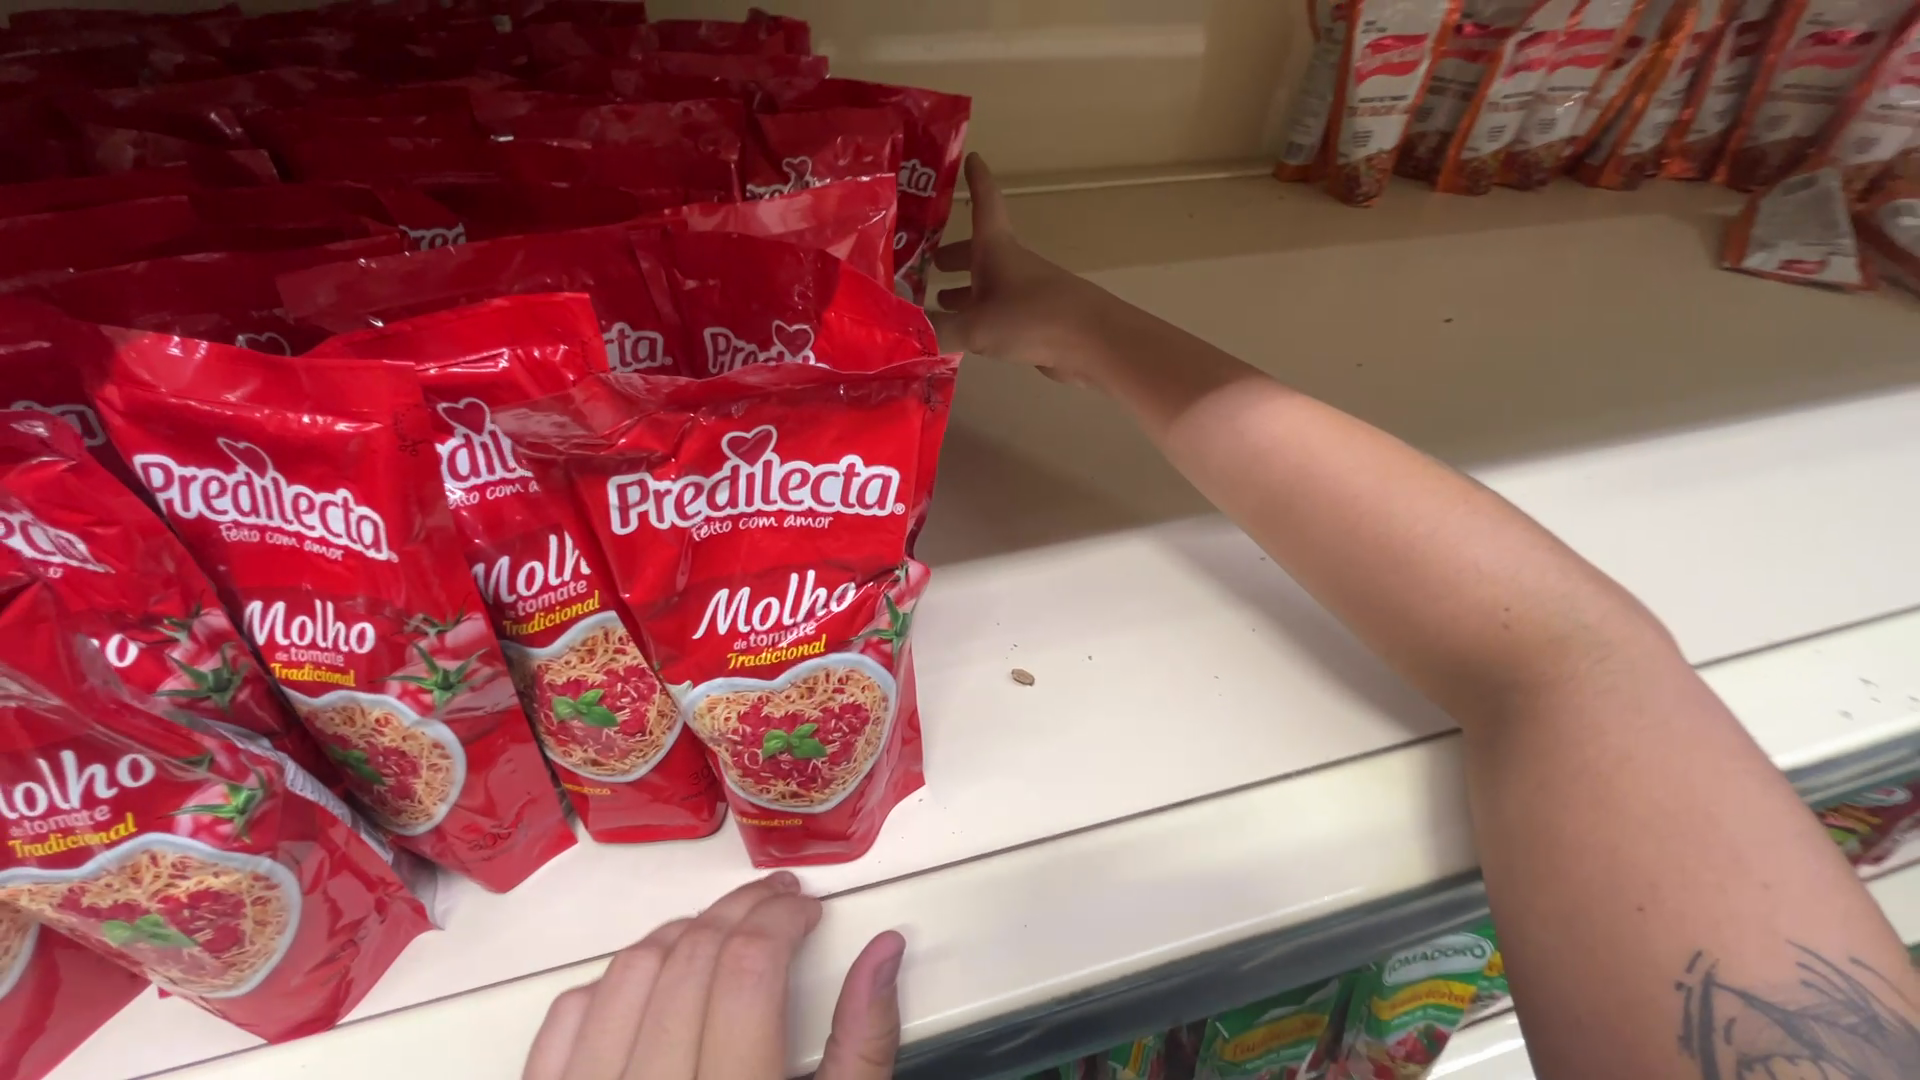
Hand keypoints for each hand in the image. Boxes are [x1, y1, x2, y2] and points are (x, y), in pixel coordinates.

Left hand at [523, 873, 904, 1079]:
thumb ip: (865, 1047)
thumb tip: (883, 953)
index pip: (750, 970)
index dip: (783, 919)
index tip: (805, 912)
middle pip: (694, 956)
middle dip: (745, 909)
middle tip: (778, 905)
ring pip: (631, 971)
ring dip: (686, 930)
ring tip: (726, 929)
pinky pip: (568, 1017)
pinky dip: (617, 978)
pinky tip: (656, 976)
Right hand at [928, 154, 1110, 384]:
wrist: (1091, 343)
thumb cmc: (1031, 317)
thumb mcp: (974, 326)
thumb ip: (935, 331)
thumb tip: (899, 334)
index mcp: (996, 250)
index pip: (984, 204)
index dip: (976, 181)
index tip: (971, 158)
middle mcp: (1010, 267)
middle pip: (980, 253)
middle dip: (955, 255)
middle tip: (929, 262)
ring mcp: (1025, 296)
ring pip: (988, 287)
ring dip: (965, 291)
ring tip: (939, 302)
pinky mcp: (1034, 325)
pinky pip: (998, 317)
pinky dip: (978, 320)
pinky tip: (964, 339)